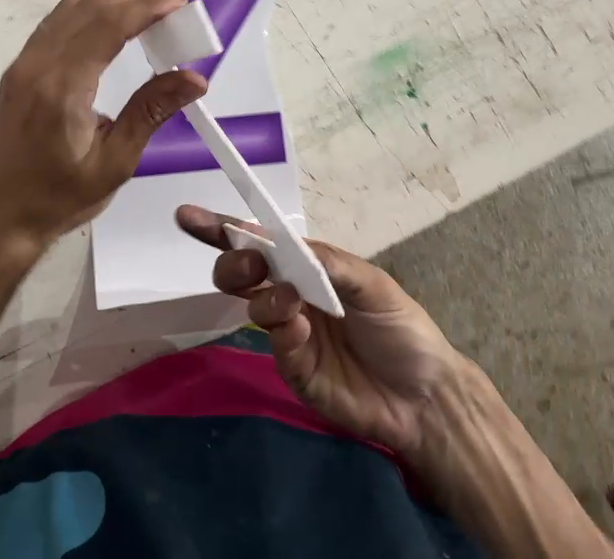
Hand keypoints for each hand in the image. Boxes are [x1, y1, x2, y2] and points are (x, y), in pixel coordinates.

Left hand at [0, 0, 208, 249]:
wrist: (0, 217)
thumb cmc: (58, 199)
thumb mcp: (114, 163)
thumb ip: (150, 113)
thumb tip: (194, 78)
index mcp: (61, 88)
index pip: (107, 26)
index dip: (145, 8)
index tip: (178, 4)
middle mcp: (36, 66)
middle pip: (88, 10)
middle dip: (132, 2)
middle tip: (171, 12)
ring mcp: (21, 67)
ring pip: (67, 13)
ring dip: (108, 6)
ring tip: (146, 18)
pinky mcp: (16, 73)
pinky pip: (52, 28)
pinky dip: (84, 17)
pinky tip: (107, 30)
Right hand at [176, 205, 468, 460]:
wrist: (426, 396)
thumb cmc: (402, 329)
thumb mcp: (373, 285)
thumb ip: (329, 262)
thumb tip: (286, 244)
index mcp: (306, 268)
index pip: (257, 243)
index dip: (220, 229)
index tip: (186, 216)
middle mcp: (289, 296)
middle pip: (239, 272)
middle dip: (234, 262)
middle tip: (253, 267)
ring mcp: (287, 333)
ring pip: (251, 306)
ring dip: (264, 298)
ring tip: (293, 304)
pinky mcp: (292, 369)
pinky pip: (274, 344)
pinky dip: (282, 332)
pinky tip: (302, 331)